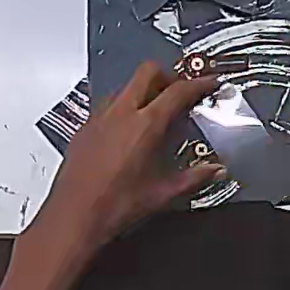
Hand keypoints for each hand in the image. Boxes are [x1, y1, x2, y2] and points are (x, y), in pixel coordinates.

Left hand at [31, 61, 224, 256]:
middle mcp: (121, 114)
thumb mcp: (163, 193)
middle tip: (180, 90)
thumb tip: (215, 171)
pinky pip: (108, 105)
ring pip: (126, 86)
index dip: (198, 83)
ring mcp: (99, 118)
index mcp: (146, 125)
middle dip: (168, 75)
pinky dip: (124, 107)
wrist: (73, 218)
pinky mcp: (84, 128)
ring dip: (143, 90)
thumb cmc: (117, 206)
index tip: (209, 83)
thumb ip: (194, 178)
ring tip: (156, 111)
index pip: (178, 91)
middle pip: (147, 72)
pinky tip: (129, 131)